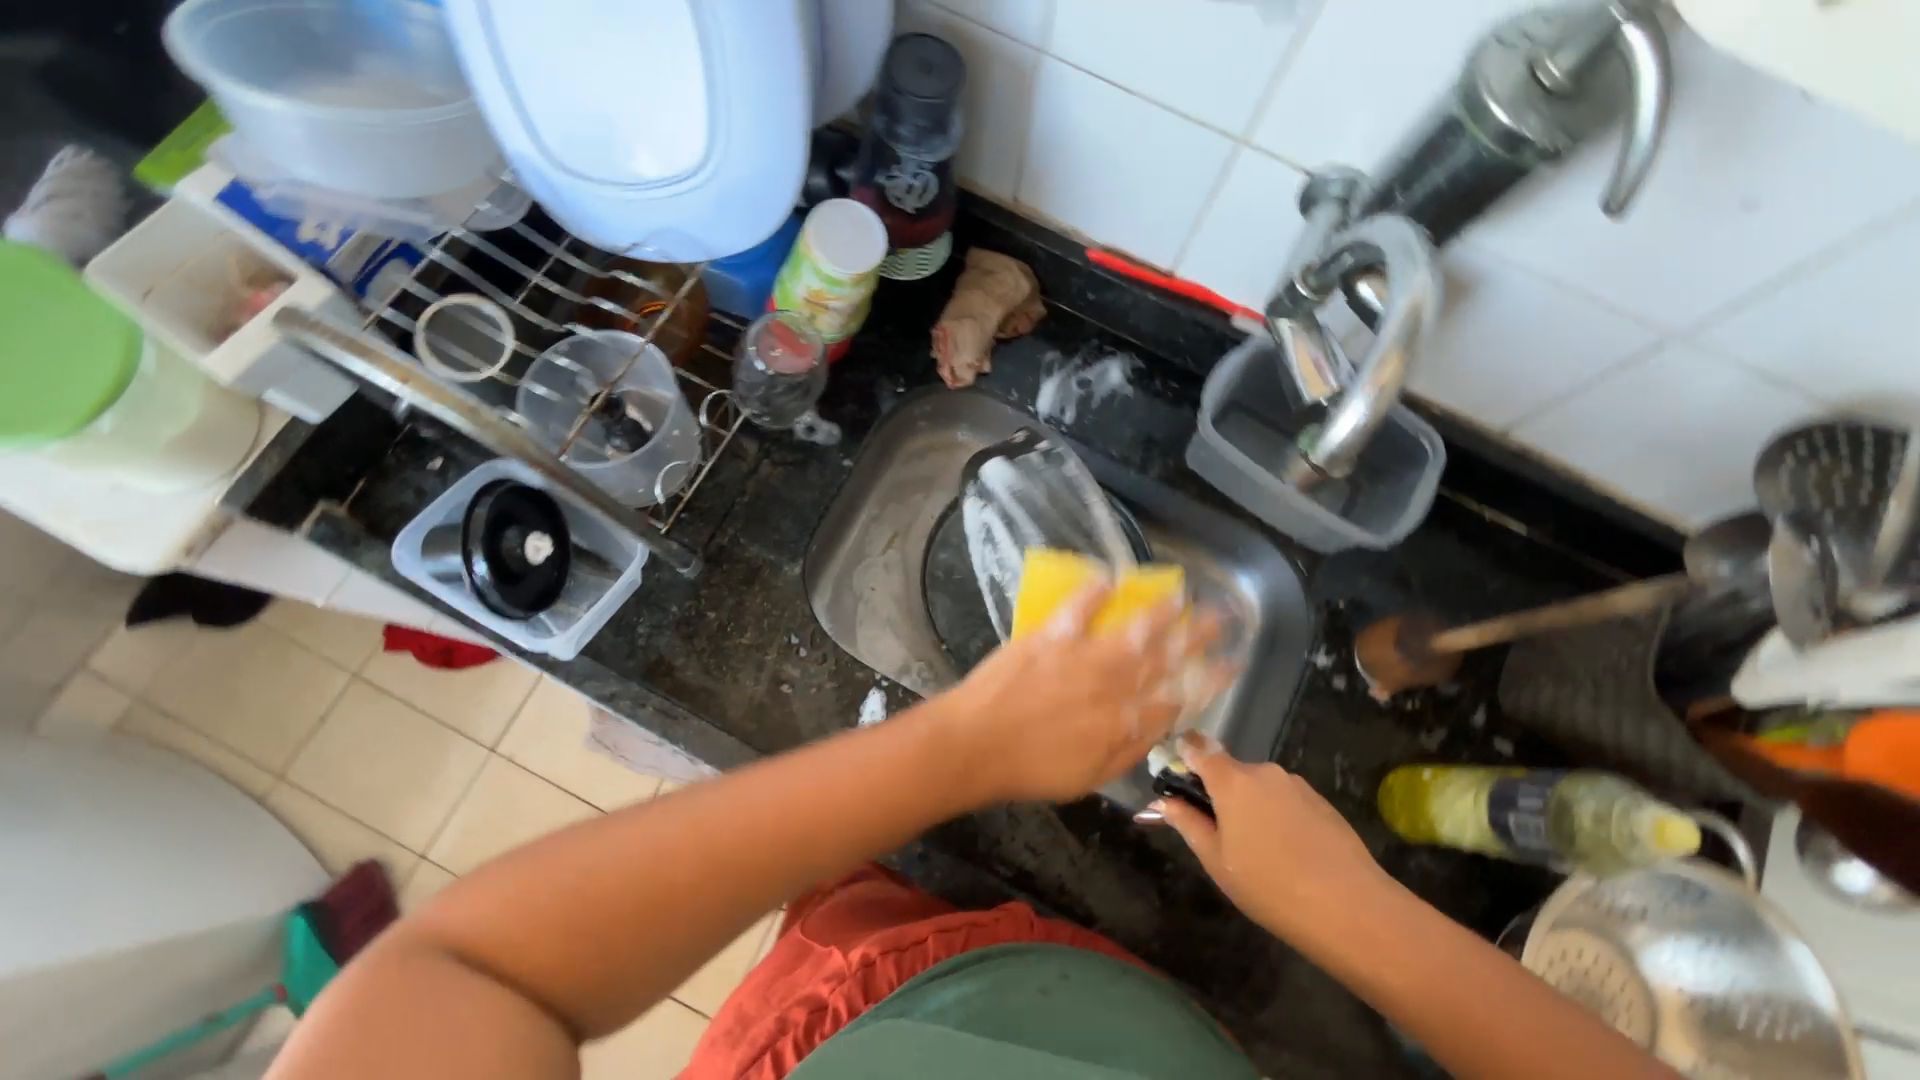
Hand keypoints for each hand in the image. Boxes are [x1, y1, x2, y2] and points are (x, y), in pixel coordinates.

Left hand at [931, 584, 1230, 804]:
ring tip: (1182, 594)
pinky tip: (1110, 575)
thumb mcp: (1090, 778)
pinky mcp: (1052, 636)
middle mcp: (1115, 685)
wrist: (976, 746)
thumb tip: (1158, 729)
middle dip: (1200, 636)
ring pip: (1134, 628)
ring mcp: (1084, 656)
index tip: (1231, 662)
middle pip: (1167, 657)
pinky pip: (1080, 606)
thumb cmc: (1030, 771)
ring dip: (1161, 611)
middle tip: (1224, 617)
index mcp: (1126, 723)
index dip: (1210, 680)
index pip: (1180, 698)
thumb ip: (1129, 751)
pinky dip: (1095, 590)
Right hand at [1151, 733, 1397, 943]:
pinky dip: (1278, 818)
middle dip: (1221, 795)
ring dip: (1251, 808)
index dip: (1183, 754)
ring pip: (1260, 789)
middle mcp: (1264, 772)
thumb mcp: (1217, 860)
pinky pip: (1286, 801)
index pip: (1199, 748)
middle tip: (1220, 835)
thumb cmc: (1269, 885)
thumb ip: (1188, 824)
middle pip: (1231, 772)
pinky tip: (1288, 854)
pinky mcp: (1322, 802)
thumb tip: (1166, 802)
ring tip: (1259, 852)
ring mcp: (1297, 785)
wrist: (1350, 907)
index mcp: (1232, 781)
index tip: (1175, 774)